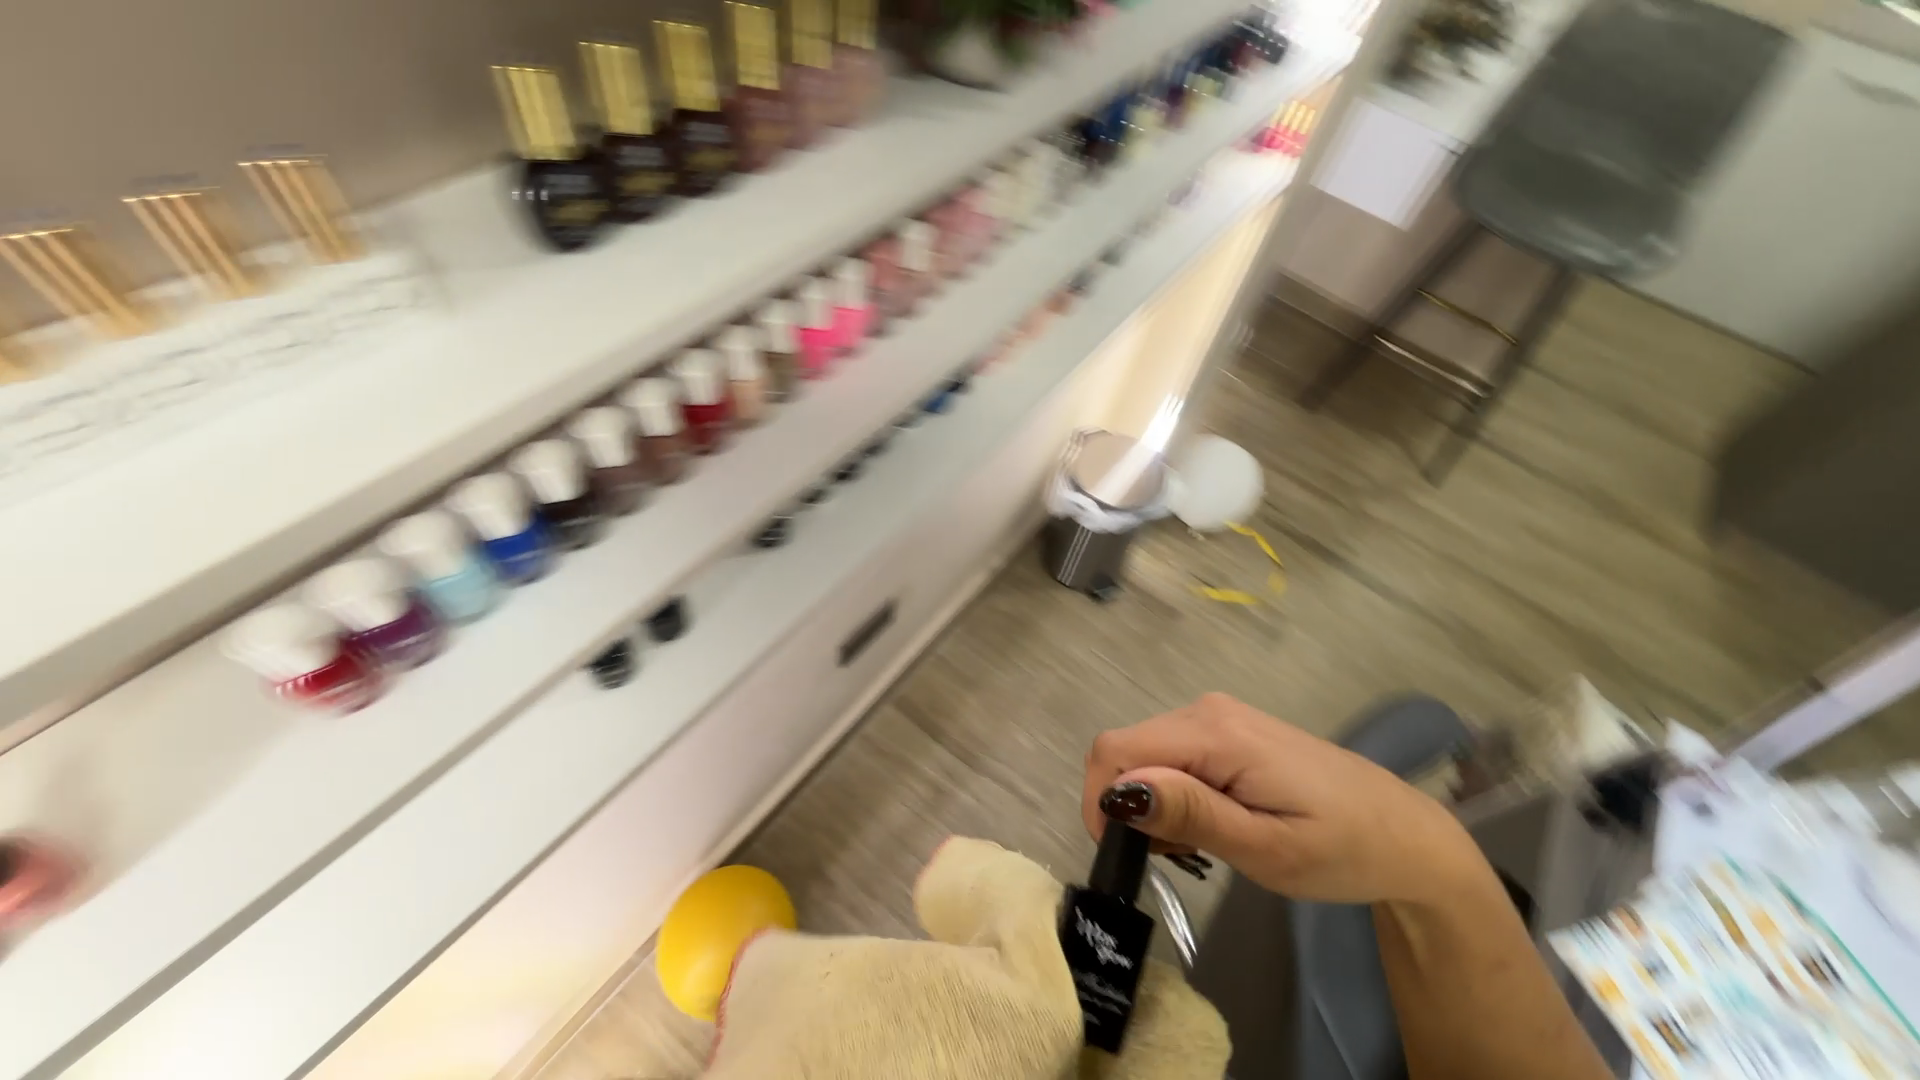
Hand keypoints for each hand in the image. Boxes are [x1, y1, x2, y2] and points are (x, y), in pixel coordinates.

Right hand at [1082, 694, 1483, 904]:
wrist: (1405, 835)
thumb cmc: (1342, 850)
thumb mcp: (1264, 847)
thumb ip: (1190, 813)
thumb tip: (1119, 792)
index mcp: (1215, 732)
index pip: (1115, 750)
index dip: (1099, 801)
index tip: (1121, 854)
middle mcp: (1207, 710)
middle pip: (1127, 750)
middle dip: (1128, 807)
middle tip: (1173, 858)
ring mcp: (1218, 715)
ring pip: (1145, 754)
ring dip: (1150, 803)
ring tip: (1197, 848)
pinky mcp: (1228, 728)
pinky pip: (1171, 754)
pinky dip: (1171, 793)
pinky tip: (1208, 824)